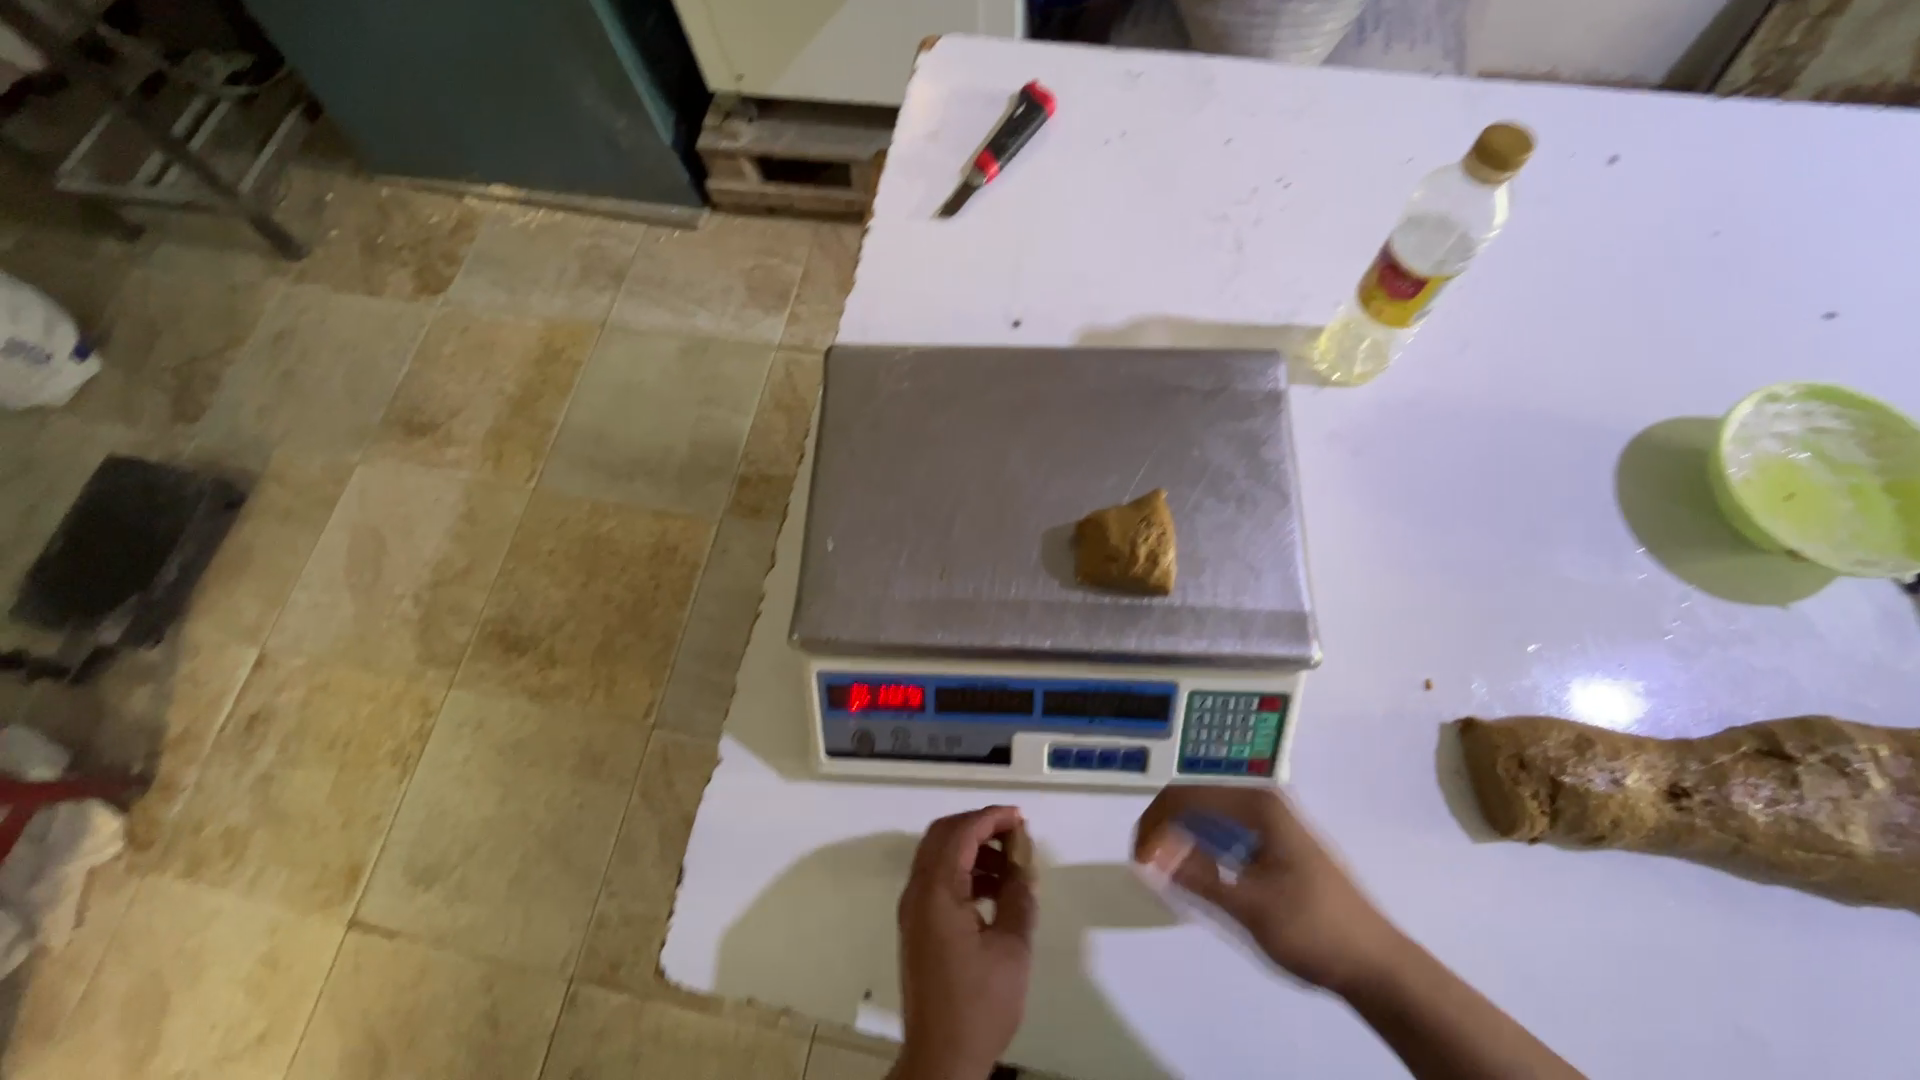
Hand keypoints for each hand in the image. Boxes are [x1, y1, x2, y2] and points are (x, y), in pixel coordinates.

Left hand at [893, 805, 1036, 1079]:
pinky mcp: (917, 928)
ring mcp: (913, 911)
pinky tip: (994, 892)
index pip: (960, 832)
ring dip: (972, 850)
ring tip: (1012, 866)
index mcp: (937, 891)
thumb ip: (1018, 897)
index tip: (1021, 817)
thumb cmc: (980, 1003)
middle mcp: (917, 893)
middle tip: (1015, 834)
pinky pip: (938, 881)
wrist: (941, 1056)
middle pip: (942, 836)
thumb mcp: (1012, 947)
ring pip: (938, 857)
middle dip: (979, 827)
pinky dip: (964, 873)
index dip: (991, 818)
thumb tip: (1022, 867)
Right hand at [1133, 786, 1405, 994]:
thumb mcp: (1249, 906)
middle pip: (1194, 800)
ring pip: (1208, 818)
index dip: (1154, 824)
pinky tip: (1201, 881)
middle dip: (1164, 830)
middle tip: (1148, 870)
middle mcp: (1262, 802)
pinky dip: (1203, 851)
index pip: (1185, 795)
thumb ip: (1196, 875)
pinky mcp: (1275, 844)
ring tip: (1170, 878)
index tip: (1140, 863)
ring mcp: (1271, 822)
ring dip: (1181, 841)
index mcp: (1257, 805)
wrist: (1375, 965)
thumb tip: (1146, 853)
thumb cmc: (1313, 930)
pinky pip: (1225, 834)